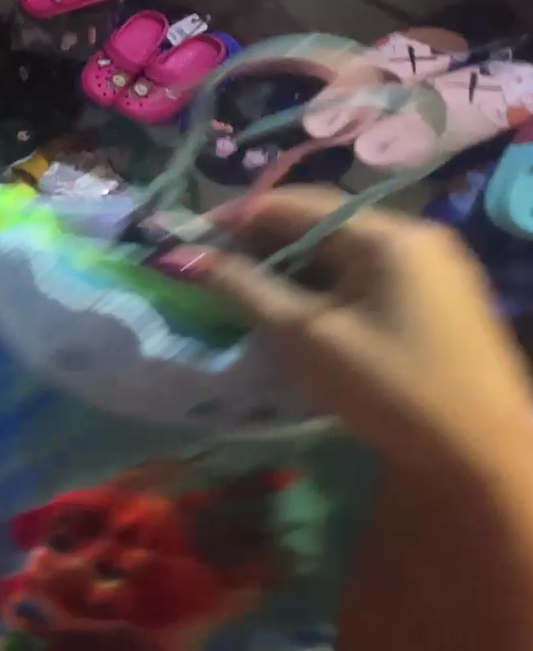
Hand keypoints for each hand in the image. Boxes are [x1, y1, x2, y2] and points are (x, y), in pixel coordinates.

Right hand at [167, 187, 532, 477]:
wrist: (486, 460)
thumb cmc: (389, 387)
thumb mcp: (300, 331)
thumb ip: (237, 283)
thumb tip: (177, 254)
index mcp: (388, 237)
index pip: (290, 203)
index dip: (231, 217)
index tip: (185, 239)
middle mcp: (412, 238)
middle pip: (311, 219)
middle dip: (253, 239)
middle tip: (205, 264)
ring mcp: (425, 266)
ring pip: (329, 244)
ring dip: (278, 260)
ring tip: (235, 285)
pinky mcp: (426, 293)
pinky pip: (352, 267)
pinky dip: (310, 277)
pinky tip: (282, 301)